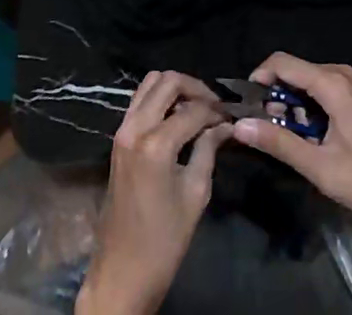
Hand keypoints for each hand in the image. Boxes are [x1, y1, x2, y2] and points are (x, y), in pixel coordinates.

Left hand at [77, 71, 233, 314]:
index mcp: (155, 144)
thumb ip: (208, 149)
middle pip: (168, 81)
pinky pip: (139, 101)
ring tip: (197, 109)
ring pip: (150, 84)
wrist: (122, 270)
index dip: (217, 110)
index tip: (233, 117)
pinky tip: (178, 118)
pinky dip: (160, 100)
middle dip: (195, 88)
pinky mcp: (118, 138)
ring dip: (175, 90)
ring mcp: (122, 131)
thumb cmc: (164, 239)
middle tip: (215, 108)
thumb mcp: (196, 193)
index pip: (194, 109)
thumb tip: (225, 125)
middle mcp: (134, 128)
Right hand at [231, 53, 351, 242]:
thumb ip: (278, 142)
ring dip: (294, 105)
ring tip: (291, 141)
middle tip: (267, 133)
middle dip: (276, 97)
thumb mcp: (320, 167)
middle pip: (296, 71)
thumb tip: (239, 125)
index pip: (282, 62)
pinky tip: (313, 138)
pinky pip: (326, 90)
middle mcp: (345, 73)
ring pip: (310, 82)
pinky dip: (312, 108)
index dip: (258, 79)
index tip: (245, 108)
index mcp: (334, 83)